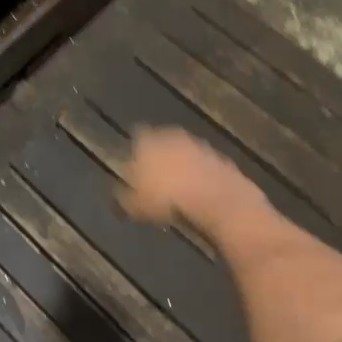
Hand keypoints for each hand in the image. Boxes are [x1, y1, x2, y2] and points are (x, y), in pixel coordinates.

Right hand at [118, 128, 269, 231]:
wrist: (219, 202)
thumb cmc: (167, 200)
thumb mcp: (134, 205)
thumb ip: (124, 196)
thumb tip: (119, 193)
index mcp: (146, 141)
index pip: (136, 138)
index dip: (134, 152)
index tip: (133, 166)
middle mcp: (172, 136)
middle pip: (161, 142)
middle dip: (158, 156)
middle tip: (154, 175)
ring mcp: (199, 145)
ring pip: (184, 152)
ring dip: (180, 164)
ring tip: (176, 186)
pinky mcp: (222, 157)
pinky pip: (203, 164)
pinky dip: (199, 173)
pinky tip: (197, 191)